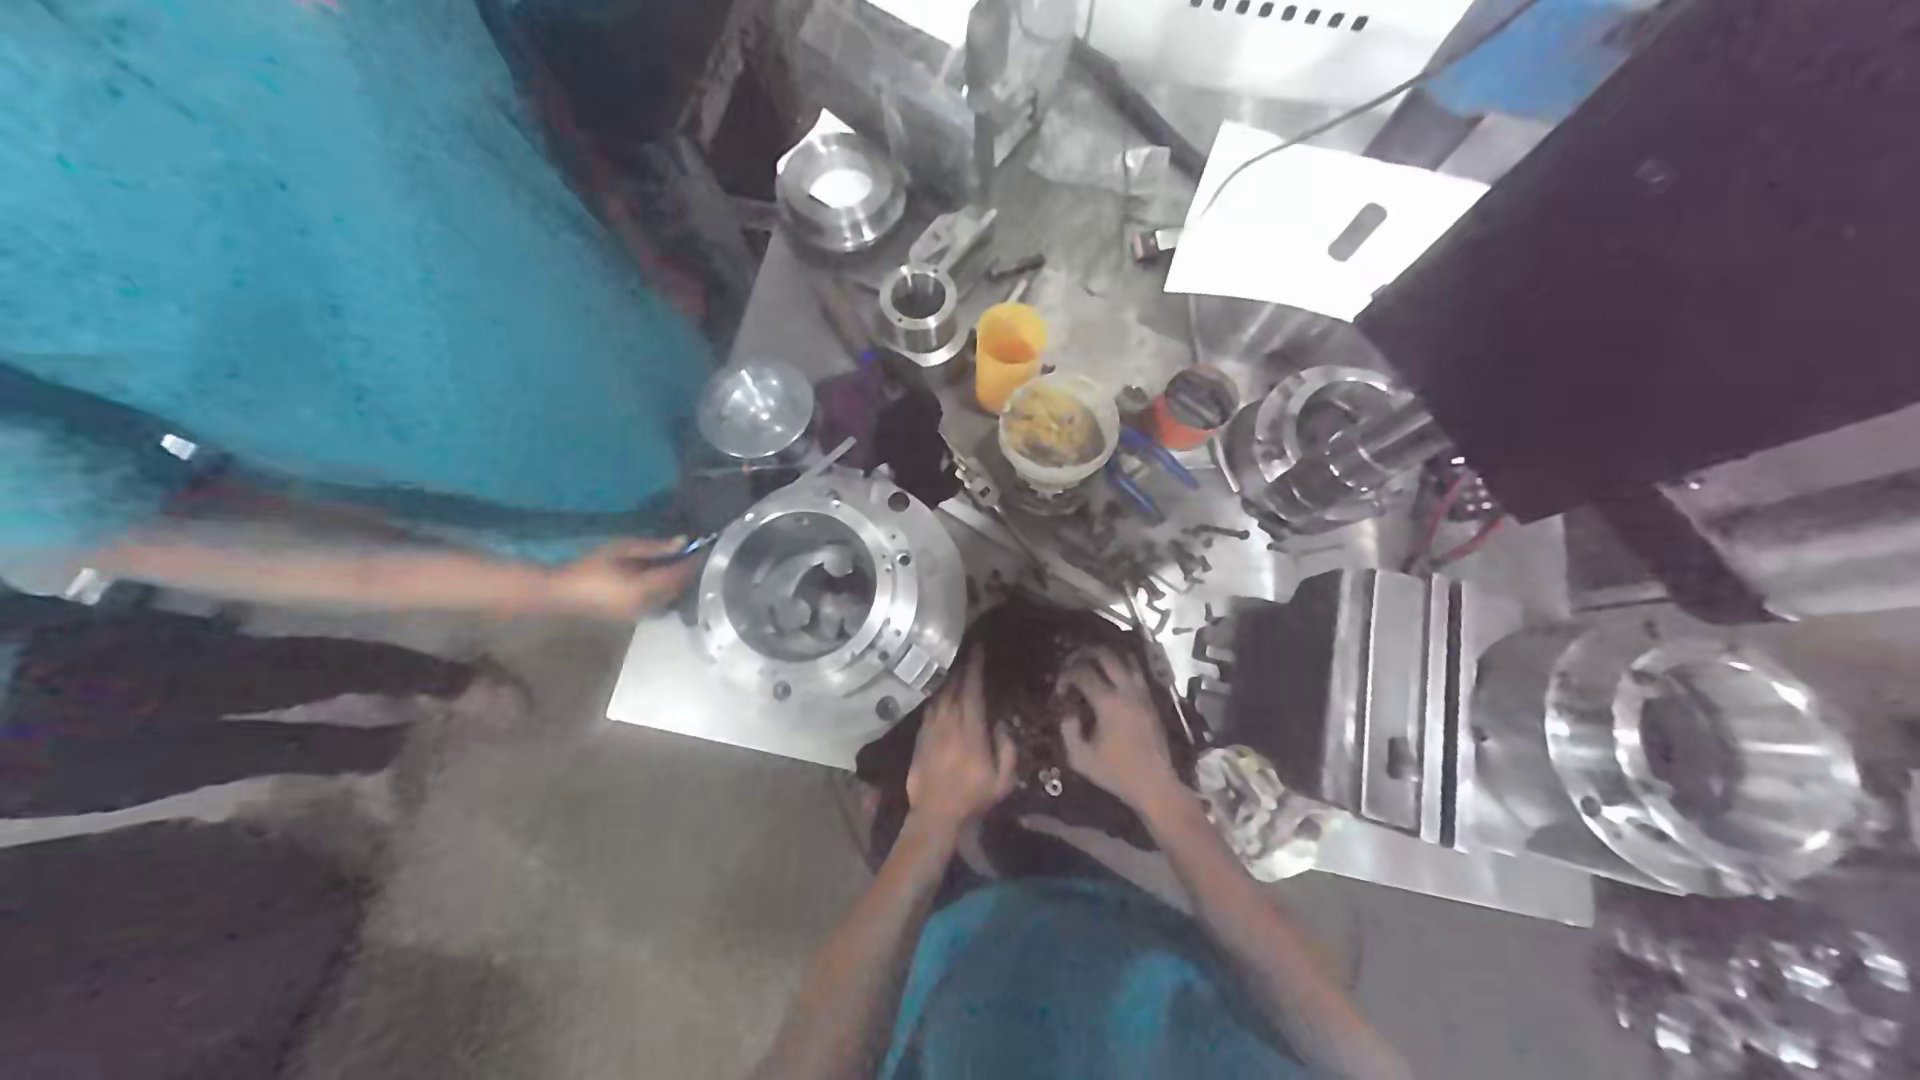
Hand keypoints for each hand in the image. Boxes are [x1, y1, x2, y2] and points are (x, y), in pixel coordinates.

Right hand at [551, 538, 698, 619]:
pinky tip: (666, 577)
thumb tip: (683, 542)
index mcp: (644, 589)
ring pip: (672, 597)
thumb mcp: (621, 549)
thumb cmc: (590, 566)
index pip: (679, 574)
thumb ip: (654, 547)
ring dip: (681, 582)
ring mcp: (643, 615)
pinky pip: (662, 603)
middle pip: (679, 588)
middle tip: (697, 553)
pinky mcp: (636, 618)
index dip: (694, 561)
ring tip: (683, 563)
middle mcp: (648, 606)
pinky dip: (669, 590)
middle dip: (690, 572)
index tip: (705, 547)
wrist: (561, 592)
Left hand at [906, 648, 1017, 831]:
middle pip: (953, 687)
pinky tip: (940, 691)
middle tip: (968, 652)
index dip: (975, 667)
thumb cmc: (973, 797)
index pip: (972, 690)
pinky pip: (929, 708)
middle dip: (961, 667)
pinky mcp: (920, 737)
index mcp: (970, 730)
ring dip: (947, 679)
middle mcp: (948, 723)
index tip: (978, 649)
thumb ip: (1007, 749)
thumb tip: (1002, 724)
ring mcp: (931, 728)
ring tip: (955, 667)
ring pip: (939, 695)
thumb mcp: (1003, 780)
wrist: (935, 814)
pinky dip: (936, 695)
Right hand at [1056, 646, 1180, 811]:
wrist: (1155, 784)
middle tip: (1074, 664)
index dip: (1066, 675)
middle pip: (1106, 654)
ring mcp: (1143, 693)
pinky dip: (1122, 667)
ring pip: (1126, 658)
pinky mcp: (1152, 700)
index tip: (1060, 690)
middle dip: (1085, 654)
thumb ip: (1067, 730)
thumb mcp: (1080, 758)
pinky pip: (1136, 672)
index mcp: (1108, 702)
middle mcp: (1127, 690)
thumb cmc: (1116, 773)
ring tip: (1093, 665)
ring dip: (1107, 657)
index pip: (1082, 672)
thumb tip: (1067, 711)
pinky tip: (1112, 679)